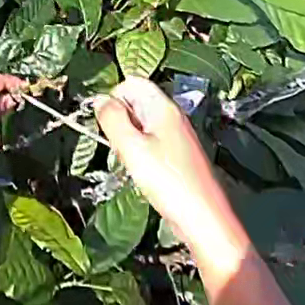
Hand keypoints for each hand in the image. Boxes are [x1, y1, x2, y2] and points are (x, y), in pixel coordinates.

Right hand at [94, 77, 237, 243]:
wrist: (205, 221)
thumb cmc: (166, 181)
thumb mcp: (130, 147)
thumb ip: (111, 118)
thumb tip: (99, 99)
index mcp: (164, 108)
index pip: (132, 83)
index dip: (114, 97)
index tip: (109, 123)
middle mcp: (173, 117)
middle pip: (136, 102)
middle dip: (120, 118)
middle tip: (120, 145)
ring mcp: (178, 136)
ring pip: (141, 123)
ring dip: (128, 137)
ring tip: (131, 160)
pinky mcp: (179, 155)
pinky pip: (151, 140)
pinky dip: (140, 150)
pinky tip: (142, 170)